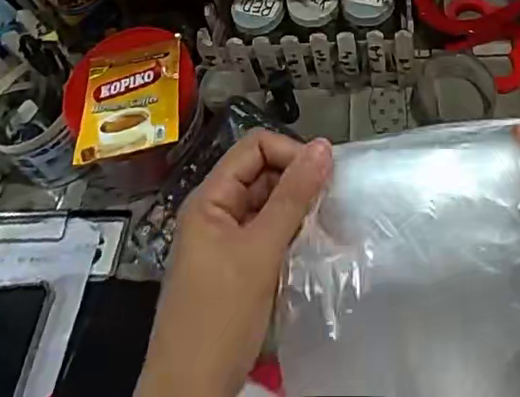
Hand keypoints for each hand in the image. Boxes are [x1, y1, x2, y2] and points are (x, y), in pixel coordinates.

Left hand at [135, 131, 331, 396]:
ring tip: (324, 224)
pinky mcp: (235, 267)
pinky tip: (309, 247)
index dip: (289, 152)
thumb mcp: (260, 252)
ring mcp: (223, 240)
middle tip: (329, 201)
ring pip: (266, 204)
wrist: (189, 393)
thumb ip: (292, 197)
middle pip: (261, 173)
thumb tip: (323, 147)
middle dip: (296, 181)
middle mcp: (215, 211)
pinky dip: (288, 234)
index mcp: (210, 198)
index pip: (254, 147)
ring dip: (295, 209)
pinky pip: (265, 233)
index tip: (323, 175)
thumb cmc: (219, 317)